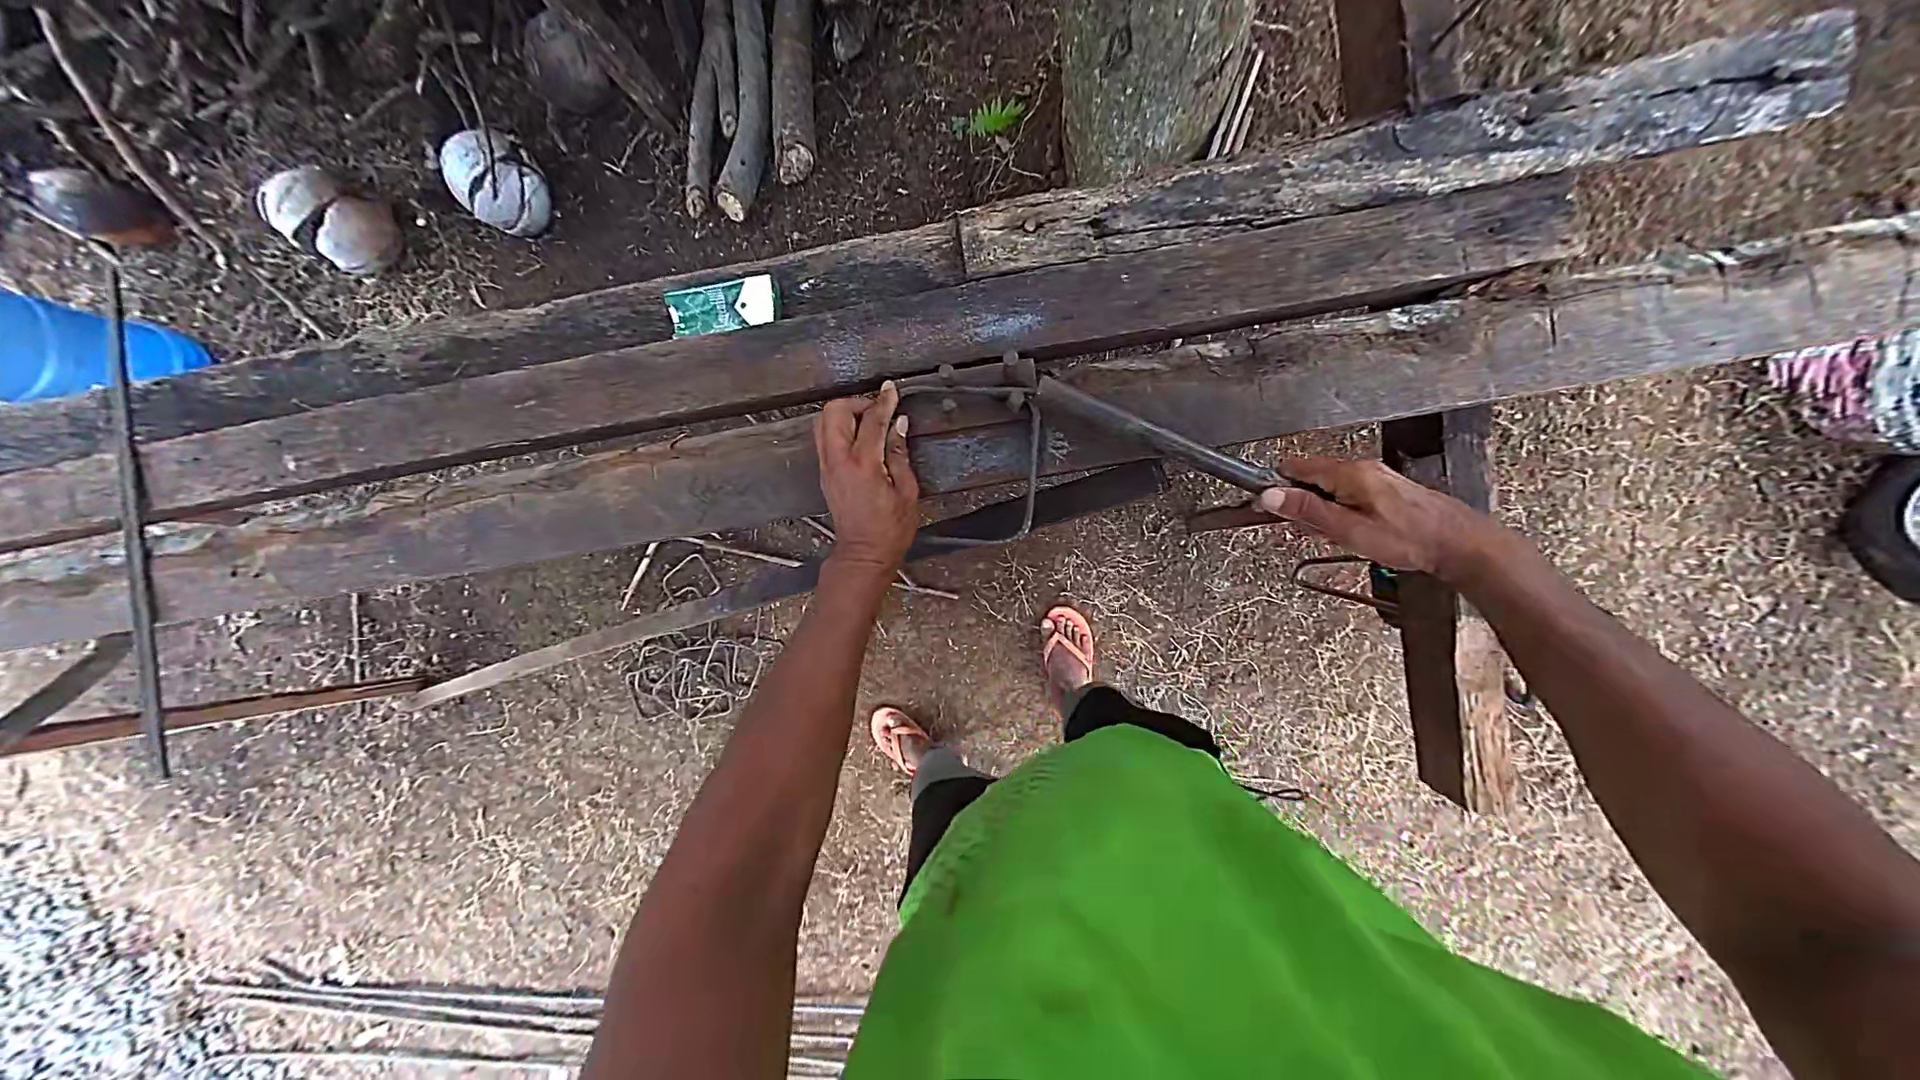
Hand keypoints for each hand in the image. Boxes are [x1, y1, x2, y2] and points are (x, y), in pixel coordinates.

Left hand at [815, 381, 920, 573]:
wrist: (864, 554)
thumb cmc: (889, 530)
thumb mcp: (907, 491)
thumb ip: (899, 453)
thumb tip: (899, 425)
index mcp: (863, 465)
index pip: (872, 420)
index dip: (884, 402)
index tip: (891, 391)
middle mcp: (839, 462)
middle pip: (835, 412)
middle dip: (857, 403)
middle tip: (879, 411)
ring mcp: (827, 468)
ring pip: (824, 422)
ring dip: (845, 415)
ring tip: (869, 423)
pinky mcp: (825, 474)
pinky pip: (824, 438)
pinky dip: (840, 429)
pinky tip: (860, 438)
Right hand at [1256, 456, 1505, 581]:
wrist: (1461, 546)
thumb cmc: (1410, 540)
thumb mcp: (1348, 530)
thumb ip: (1307, 511)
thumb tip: (1271, 495)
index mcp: (1349, 473)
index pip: (1295, 468)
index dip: (1277, 488)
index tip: (1271, 508)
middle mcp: (1363, 469)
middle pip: (1311, 479)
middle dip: (1304, 506)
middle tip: (1316, 532)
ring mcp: (1376, 478)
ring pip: (1330, 490)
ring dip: (1324, 513)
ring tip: (1341, 536)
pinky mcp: (1386, 489)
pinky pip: (1349, 495)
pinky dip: (1342, 513)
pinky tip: (1356, 533)